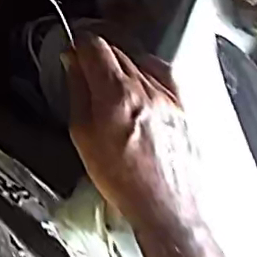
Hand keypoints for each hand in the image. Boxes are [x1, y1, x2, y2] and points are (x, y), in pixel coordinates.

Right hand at [62, 32, 218, 256]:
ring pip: (136, 59)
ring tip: (115, 90)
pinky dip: (147, 73)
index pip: (93, 44)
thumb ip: (76, 91)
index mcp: (115, 93)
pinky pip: (162, 72)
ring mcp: (167, 95)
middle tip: (88, 73)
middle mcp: (144, 88)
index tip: (73, 51)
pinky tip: (141, 88)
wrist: (170, 213)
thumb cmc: (128, 184)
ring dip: (121, 66)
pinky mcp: (184, 104)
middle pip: (114, 49)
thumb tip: (72, 63)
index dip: (78, 44)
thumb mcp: (83, 137)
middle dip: (97, 57)